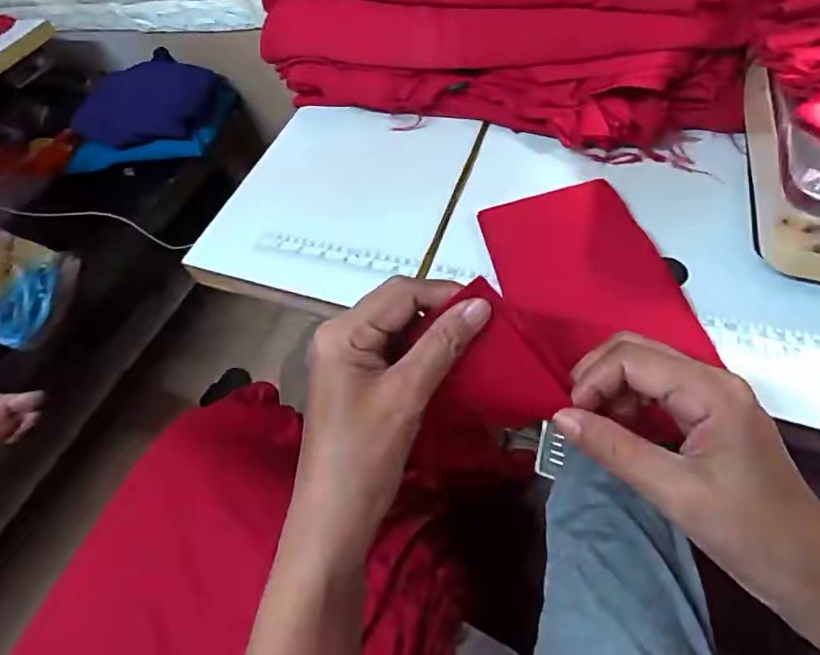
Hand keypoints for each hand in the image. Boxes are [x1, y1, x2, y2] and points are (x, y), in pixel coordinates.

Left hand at [292, 277, 489, 553]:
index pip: (401, 292)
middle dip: (441, 308)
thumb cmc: (363, 460)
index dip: (445, 293)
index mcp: (342, 332)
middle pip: (398, 304)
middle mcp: (339, 335)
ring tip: (474, 337)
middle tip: (484, 321)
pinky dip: (424, 350)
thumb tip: (480, 305)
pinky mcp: (357, 378)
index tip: (487, 306)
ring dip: (435, 329)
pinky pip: (396, 349)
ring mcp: (346, 357)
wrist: (332, 527)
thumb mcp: (407, 395)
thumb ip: (443, 343)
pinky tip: (451, 359)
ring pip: (400, 326)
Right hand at [554, 333, 819, 611]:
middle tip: (574, 414)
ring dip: (616, 388)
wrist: (814, 574)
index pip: (634, 358)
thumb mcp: (677, 494)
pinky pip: (665, 390)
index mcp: (711, 389)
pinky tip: (622, 430)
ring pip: (651, 367)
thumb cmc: (751, 534)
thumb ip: (615, 449)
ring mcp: (718, 394)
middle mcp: (715, 379)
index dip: (594, 379)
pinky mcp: (717, 414)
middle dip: (600, 374)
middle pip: (641, 350)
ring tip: (595, 426)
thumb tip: (561, 418)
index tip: (570, 416)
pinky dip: (635, 403)